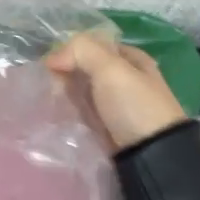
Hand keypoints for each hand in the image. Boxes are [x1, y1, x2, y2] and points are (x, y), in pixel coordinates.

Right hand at [44, 32, 187, 152]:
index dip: (70, 52)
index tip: (52, 66)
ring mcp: (112, 104)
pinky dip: (68, 113)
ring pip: (79, 93)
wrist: (149, 153)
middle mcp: (122, 79)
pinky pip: (79, 113)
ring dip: (63, 96)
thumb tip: (51, 58)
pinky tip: (57, 116)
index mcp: (130, 59)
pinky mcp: (104, 127)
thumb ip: (82, 52)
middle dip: (65, 76)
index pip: (92, 46)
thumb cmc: (133, 105)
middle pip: (83, 70)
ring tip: (50, 103)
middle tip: (52, 88)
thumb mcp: (111, 68)